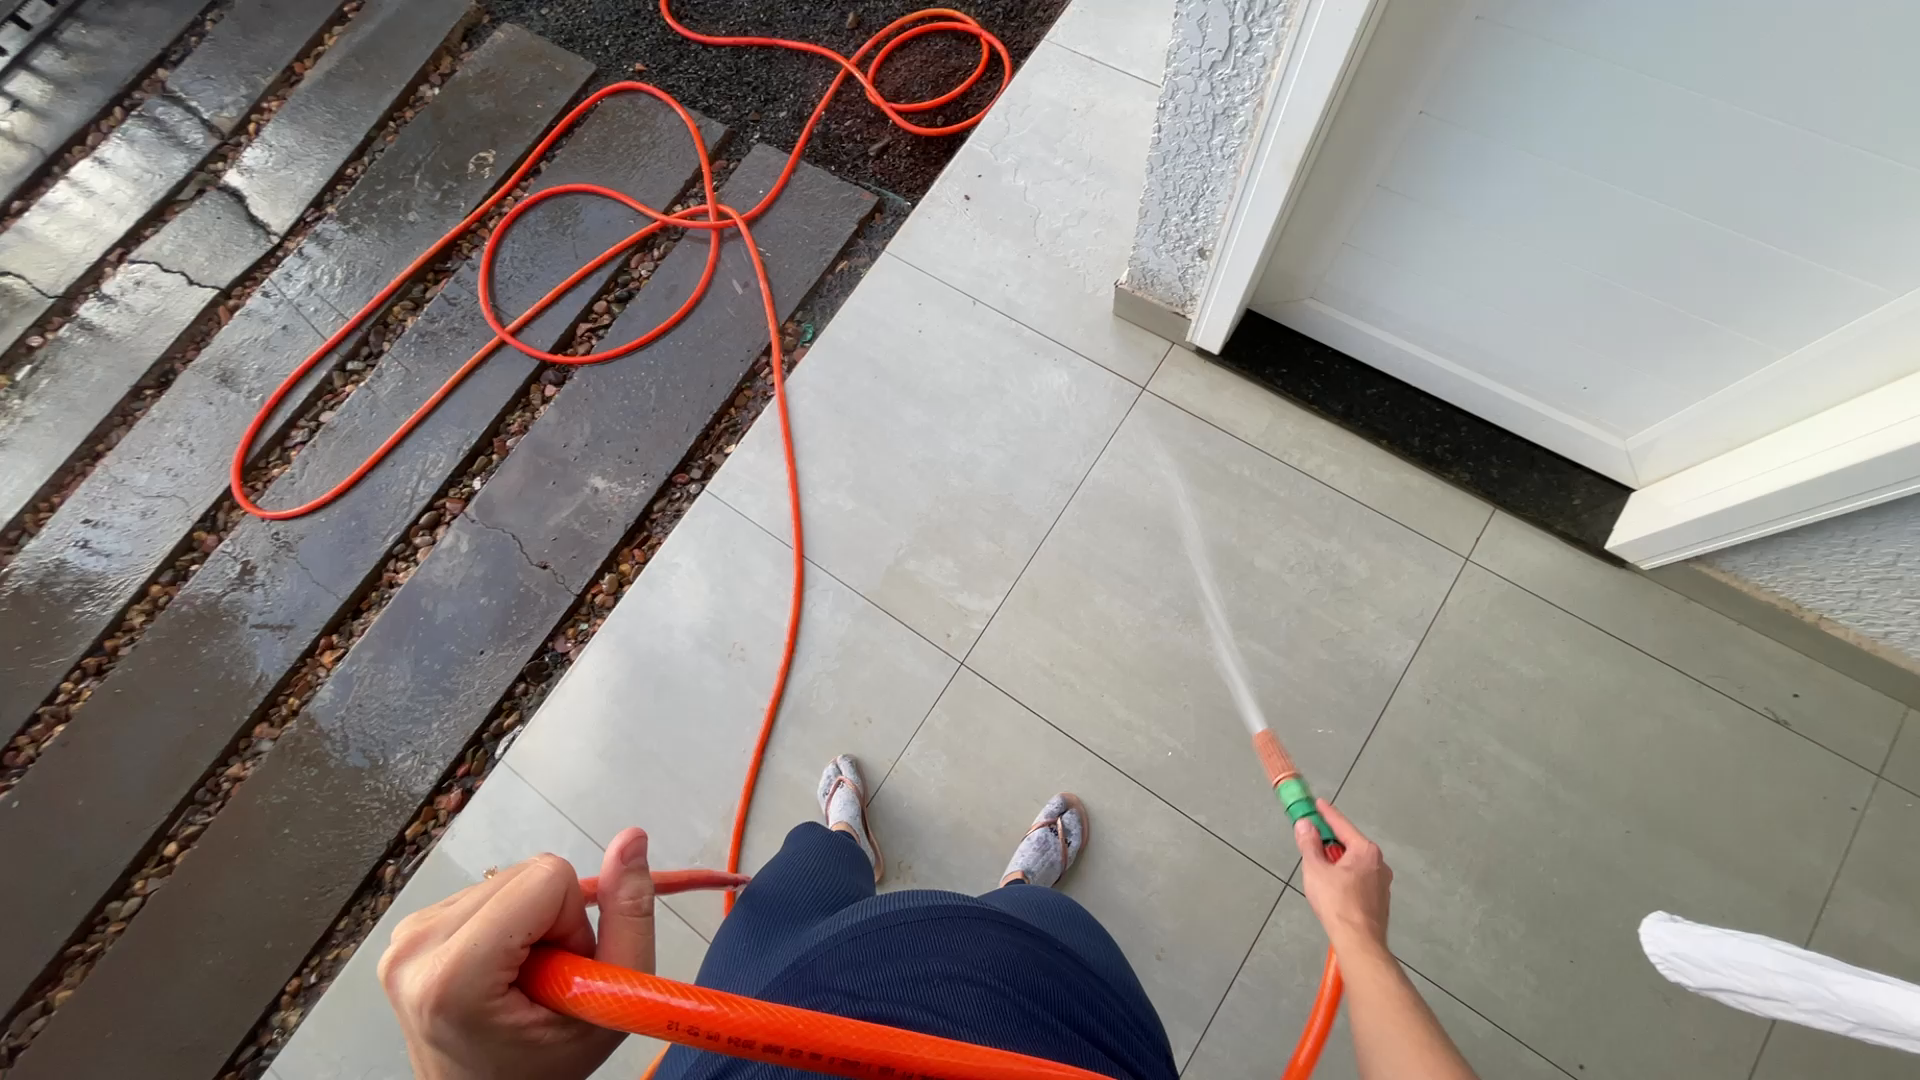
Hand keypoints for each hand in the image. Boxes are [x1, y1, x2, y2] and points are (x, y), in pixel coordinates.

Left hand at [379, 827, 656, 1079]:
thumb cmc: (545, 1068)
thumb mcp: (611, 1001)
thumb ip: (628, 916)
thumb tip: (633, 836)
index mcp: (453, 974)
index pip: (548, 877)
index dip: (573, 921)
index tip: (562, 973)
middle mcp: (415, 947)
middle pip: (529, 874)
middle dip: (554, 918)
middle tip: (547, 977)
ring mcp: (405, 938)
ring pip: (513, 878)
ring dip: (535, 920)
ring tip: (524, 977)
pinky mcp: (410, 932)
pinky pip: (491, 890)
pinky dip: (511, 922)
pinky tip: (501, 968)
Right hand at [1293, 799, 1391, 958]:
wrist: (1359, 942)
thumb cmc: (1336, 901)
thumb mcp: (1315, 869)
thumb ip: (1309, 844)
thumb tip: (1305, 824)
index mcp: (1366, 851)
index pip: (1342, 825)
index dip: (1326, 813)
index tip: (1317, 802)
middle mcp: (1379, 863)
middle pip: (1350, 843)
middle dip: (1331, 839)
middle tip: (1312, 835)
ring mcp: (1382, 883)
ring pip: (1355, 862)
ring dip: (1338, 858)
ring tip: (1319, 863)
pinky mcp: (1380, 900)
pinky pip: (1359, 877)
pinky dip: (1345, 873)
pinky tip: (1334, 884)